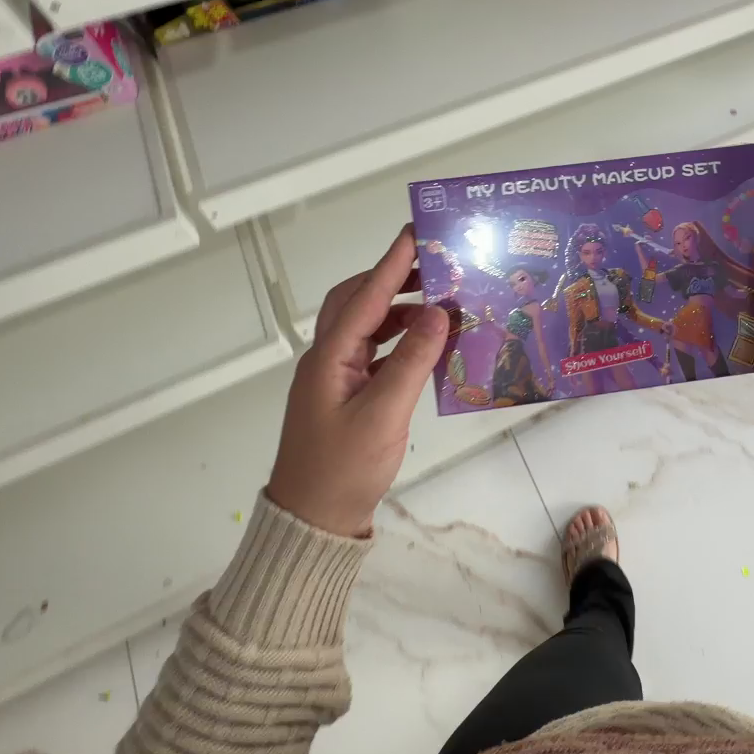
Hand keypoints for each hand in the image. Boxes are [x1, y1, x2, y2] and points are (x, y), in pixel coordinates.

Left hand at [267, 226, 450, 537]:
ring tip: (440, 303)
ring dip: (400, 309)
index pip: (366, 297)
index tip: (416, 233)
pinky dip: (402, 339)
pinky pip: (376, 351)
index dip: (392, 263)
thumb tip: (439, 314)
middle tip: (433, 265)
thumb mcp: (383, 414)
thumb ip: (412, 361)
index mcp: (330, 357)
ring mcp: (337, 377)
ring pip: (367, 326)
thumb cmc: (344, 469)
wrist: (313, 521)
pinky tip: (428, 345)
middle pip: (357, 302)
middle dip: (393, 278)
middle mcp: (329, 358)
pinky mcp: (348, 394)